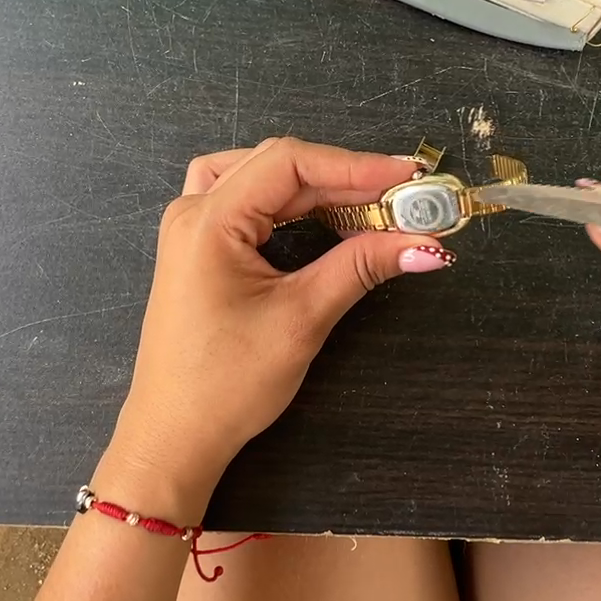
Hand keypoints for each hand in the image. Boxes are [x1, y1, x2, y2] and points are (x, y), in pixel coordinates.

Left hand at [96, 138, 455, 520]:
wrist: (173, 438)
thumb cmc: (228, 383)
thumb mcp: (301, 319)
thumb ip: (361, 267)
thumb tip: (426, 243)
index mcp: (209, 219)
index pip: (289, 162)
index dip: (354, 164)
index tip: (407, 177)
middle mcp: (194, 210)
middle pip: (277, 165)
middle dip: (343, 177)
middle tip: (399, 195)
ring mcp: (191, 227)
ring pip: (261, 177)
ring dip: (315, 185)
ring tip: (365, 200)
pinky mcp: (199, 246)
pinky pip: (248, 200)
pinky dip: (290, 201)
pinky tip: (320, 213)